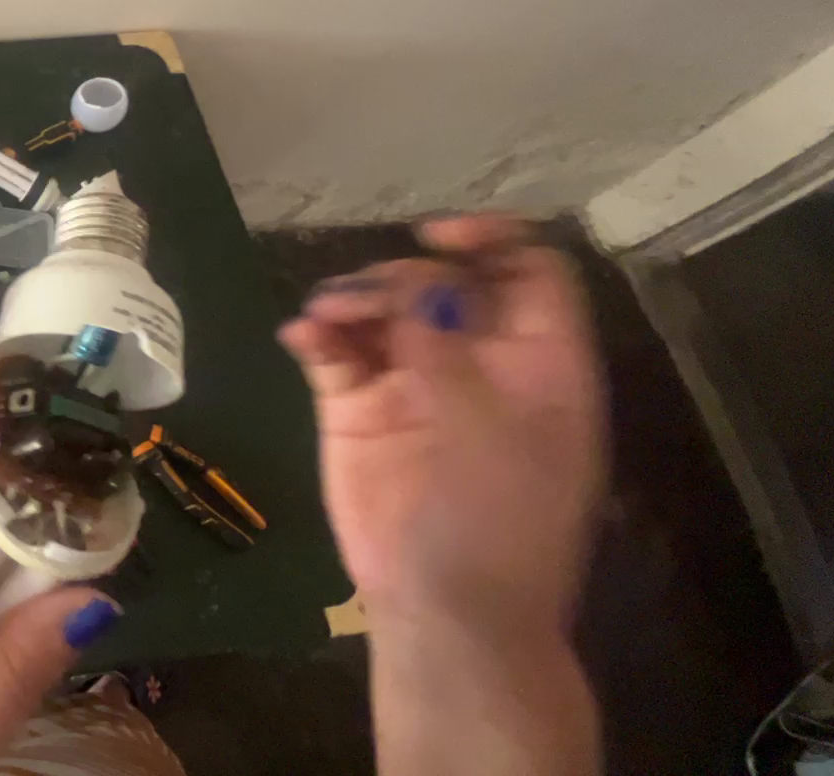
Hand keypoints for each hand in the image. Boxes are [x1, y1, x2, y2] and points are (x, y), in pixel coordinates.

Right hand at [276, 215, 605, 636]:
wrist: (437, 598)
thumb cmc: (490, 516)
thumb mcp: (484, 424)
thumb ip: (445, 344)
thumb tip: (417, 279)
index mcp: (532, 361)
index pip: (525, 273)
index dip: (489, 241)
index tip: (434, 234)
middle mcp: (470, 358)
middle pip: (434, 282)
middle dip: (394, 279)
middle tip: (357, 303)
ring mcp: (407, 378)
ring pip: (375, 309)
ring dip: (345, 301)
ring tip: (321, 320)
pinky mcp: (354, 402)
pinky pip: (331, 351)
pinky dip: (313, 336)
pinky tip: (300, 338)